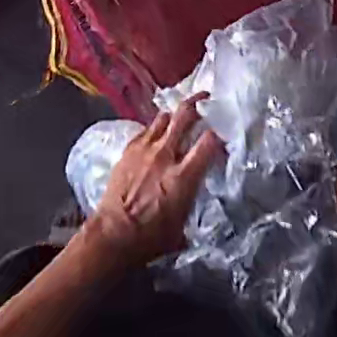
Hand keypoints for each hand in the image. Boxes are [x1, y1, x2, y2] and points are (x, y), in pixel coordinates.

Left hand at [79, 94, 223, 271]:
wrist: (113, 234)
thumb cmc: (151, 237)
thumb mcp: (183, 224)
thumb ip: (192, 198)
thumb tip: (196, 191)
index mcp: (183, 176)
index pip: (209, 142)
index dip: (219, 134)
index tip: (223, 134)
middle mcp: (165, 155)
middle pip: (184, 115)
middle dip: (197, 103)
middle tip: (205, 98)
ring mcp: (145, 148)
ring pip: (164, 117)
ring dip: (174, 116)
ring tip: (180, 117)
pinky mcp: (129, 148)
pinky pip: (146, 129)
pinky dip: (156, 129)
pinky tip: (157, 136)